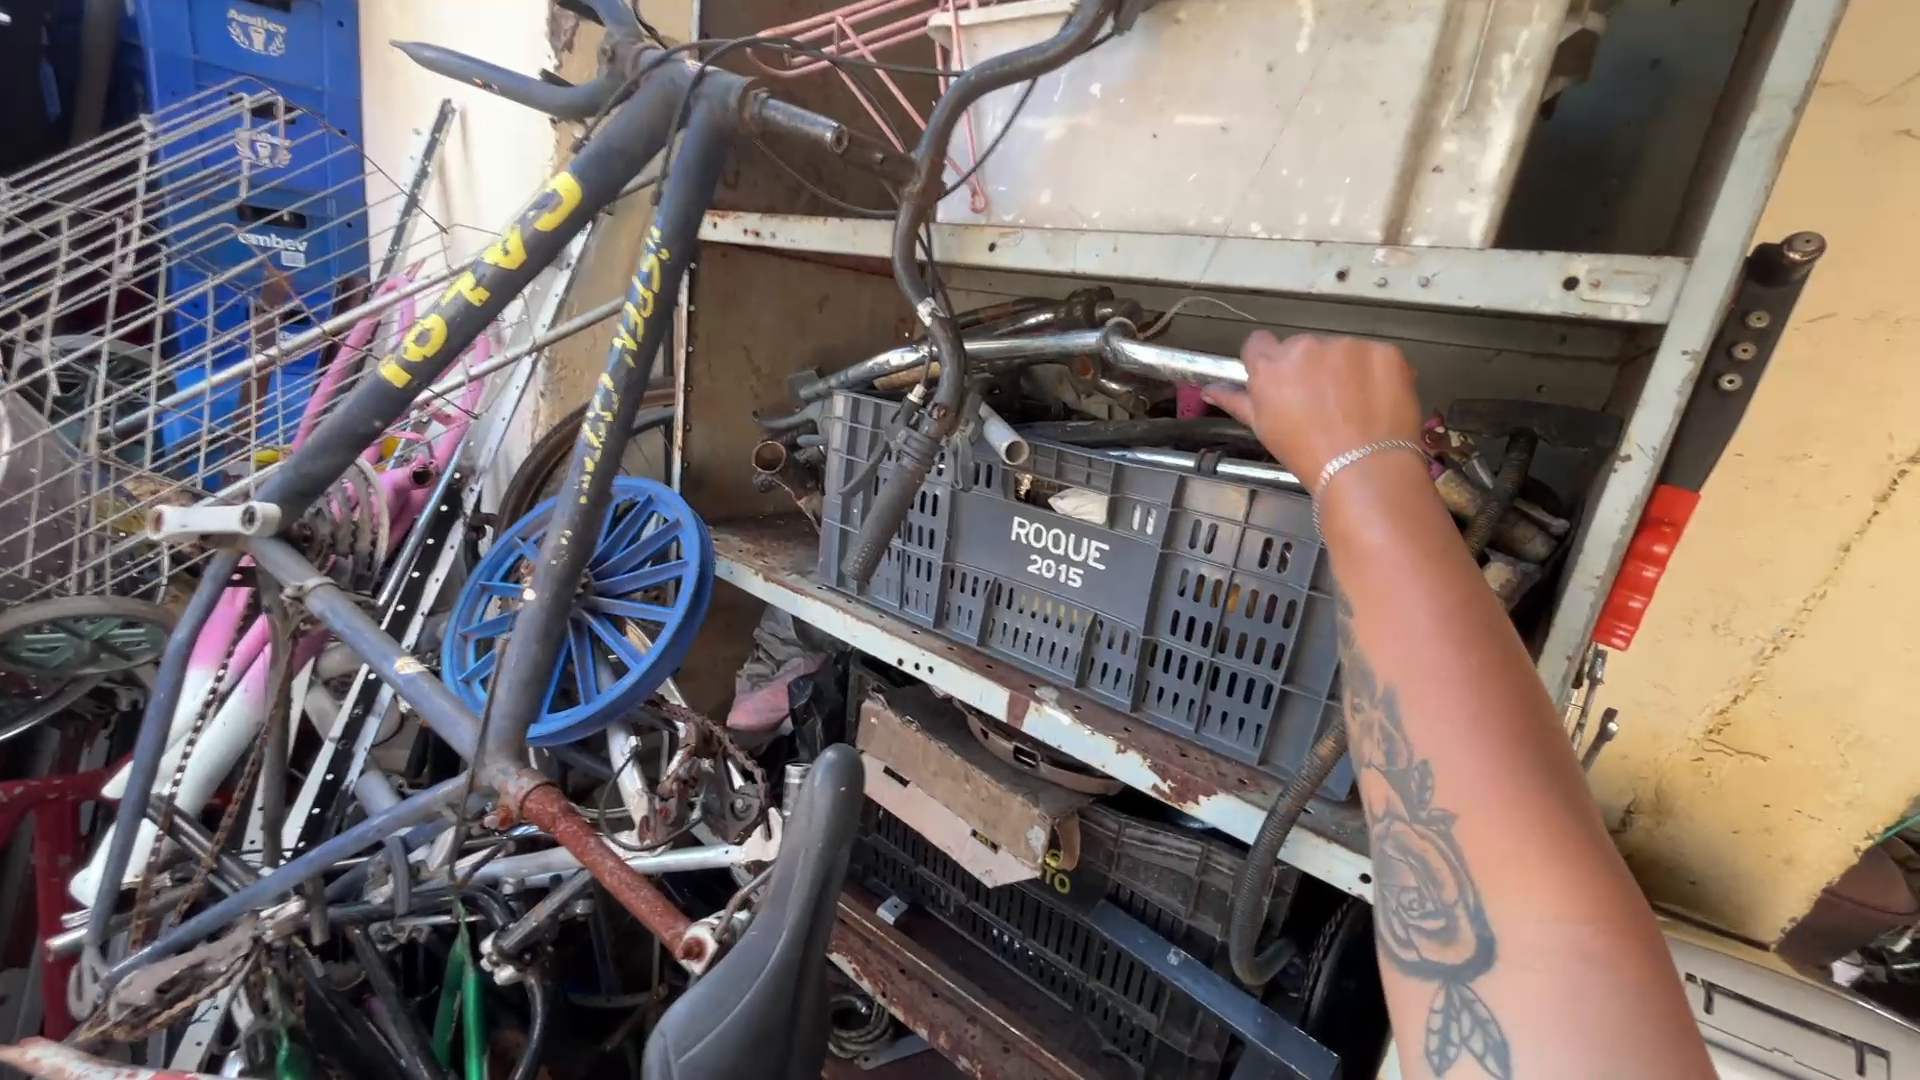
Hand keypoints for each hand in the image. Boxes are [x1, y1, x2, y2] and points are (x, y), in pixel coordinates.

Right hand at [1202, 331, 1423, 484]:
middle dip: (1307, 366)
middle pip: (1301, 347)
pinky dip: (1374, 373)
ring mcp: (1348, 346)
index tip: (1278, 380)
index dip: (1267, 360)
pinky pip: (1374, 357)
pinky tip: (1375, 401)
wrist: (1362, 466)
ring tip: (1350, 405)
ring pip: (1340, 351)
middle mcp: (1305, 347)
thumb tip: (1209, 390)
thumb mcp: (1262, 428)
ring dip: (1342, 369)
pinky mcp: (1385, 351)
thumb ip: (1235, 401)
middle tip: (1318, 401)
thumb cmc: (1303, 451)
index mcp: (1270, 365)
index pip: (1258, 343)